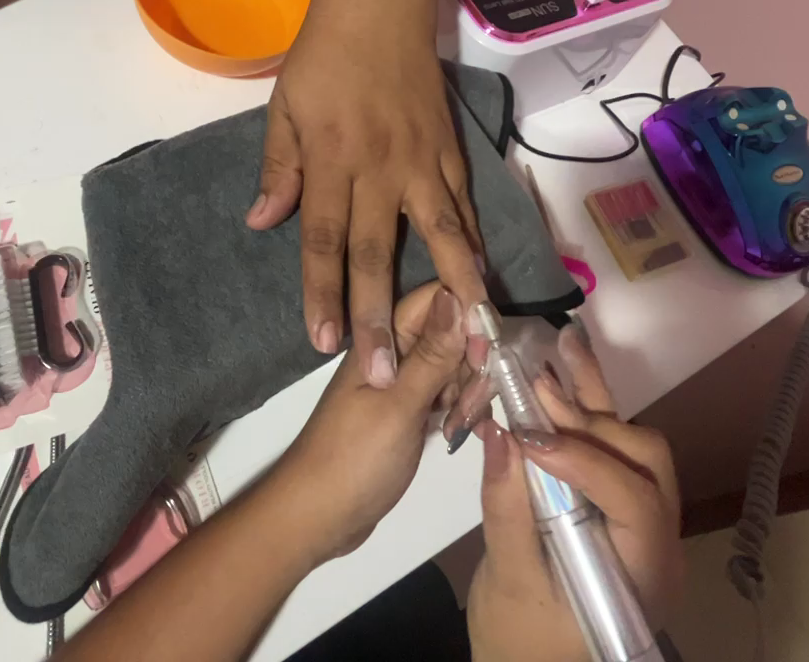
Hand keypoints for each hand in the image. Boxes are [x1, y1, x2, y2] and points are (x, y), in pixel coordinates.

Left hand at [248, 0, 485, 387]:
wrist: (380, 3)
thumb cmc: (323, 54)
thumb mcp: (284, 106)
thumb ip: (278, 168)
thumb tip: (262, 224)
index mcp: (330, 160)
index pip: (323, 240)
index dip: (321, 294)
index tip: (323, 344)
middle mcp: (378, 169)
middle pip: (376, 252)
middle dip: (377, 315)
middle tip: (384, 374)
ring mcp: (421, 161)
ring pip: (437, 234)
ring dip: (448, 289)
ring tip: (464, 338)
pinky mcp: (451, 149)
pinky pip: (462, 204)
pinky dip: (471, 242)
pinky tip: (480, 274)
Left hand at [263, 283, 475, 563]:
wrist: (316, 517)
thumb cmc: (354, 459)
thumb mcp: (399, 405)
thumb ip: (432, 353)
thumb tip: (454, 291)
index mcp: (383, 338)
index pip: (435, 298)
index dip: (468, 312)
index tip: (492, 346)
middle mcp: (392, 351)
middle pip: (449, 330)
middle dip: (471, 358)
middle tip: (473, 399)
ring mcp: (399, 382)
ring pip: (450, 364)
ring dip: (467, 387)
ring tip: (464, 422)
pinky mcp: (406, 410)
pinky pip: (443, 393)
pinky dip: (458, 407)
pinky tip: (463, 430)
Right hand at [467, 324, 685, 661]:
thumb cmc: (525, 642)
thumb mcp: (511, 583)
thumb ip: (508, 510)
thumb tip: (500, 433)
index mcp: (646, 572)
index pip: (636, 502)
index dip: (586, 462)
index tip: (529, 438)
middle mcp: (656, 536)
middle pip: (642, 461)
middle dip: (589, 424)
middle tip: (535, 394)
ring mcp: (637, 513)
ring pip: (627, 439)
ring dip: (589, 397)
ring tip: (553, 351)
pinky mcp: (612, 495)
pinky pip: (608, 441)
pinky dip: (587, 399)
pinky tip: (567, 357)